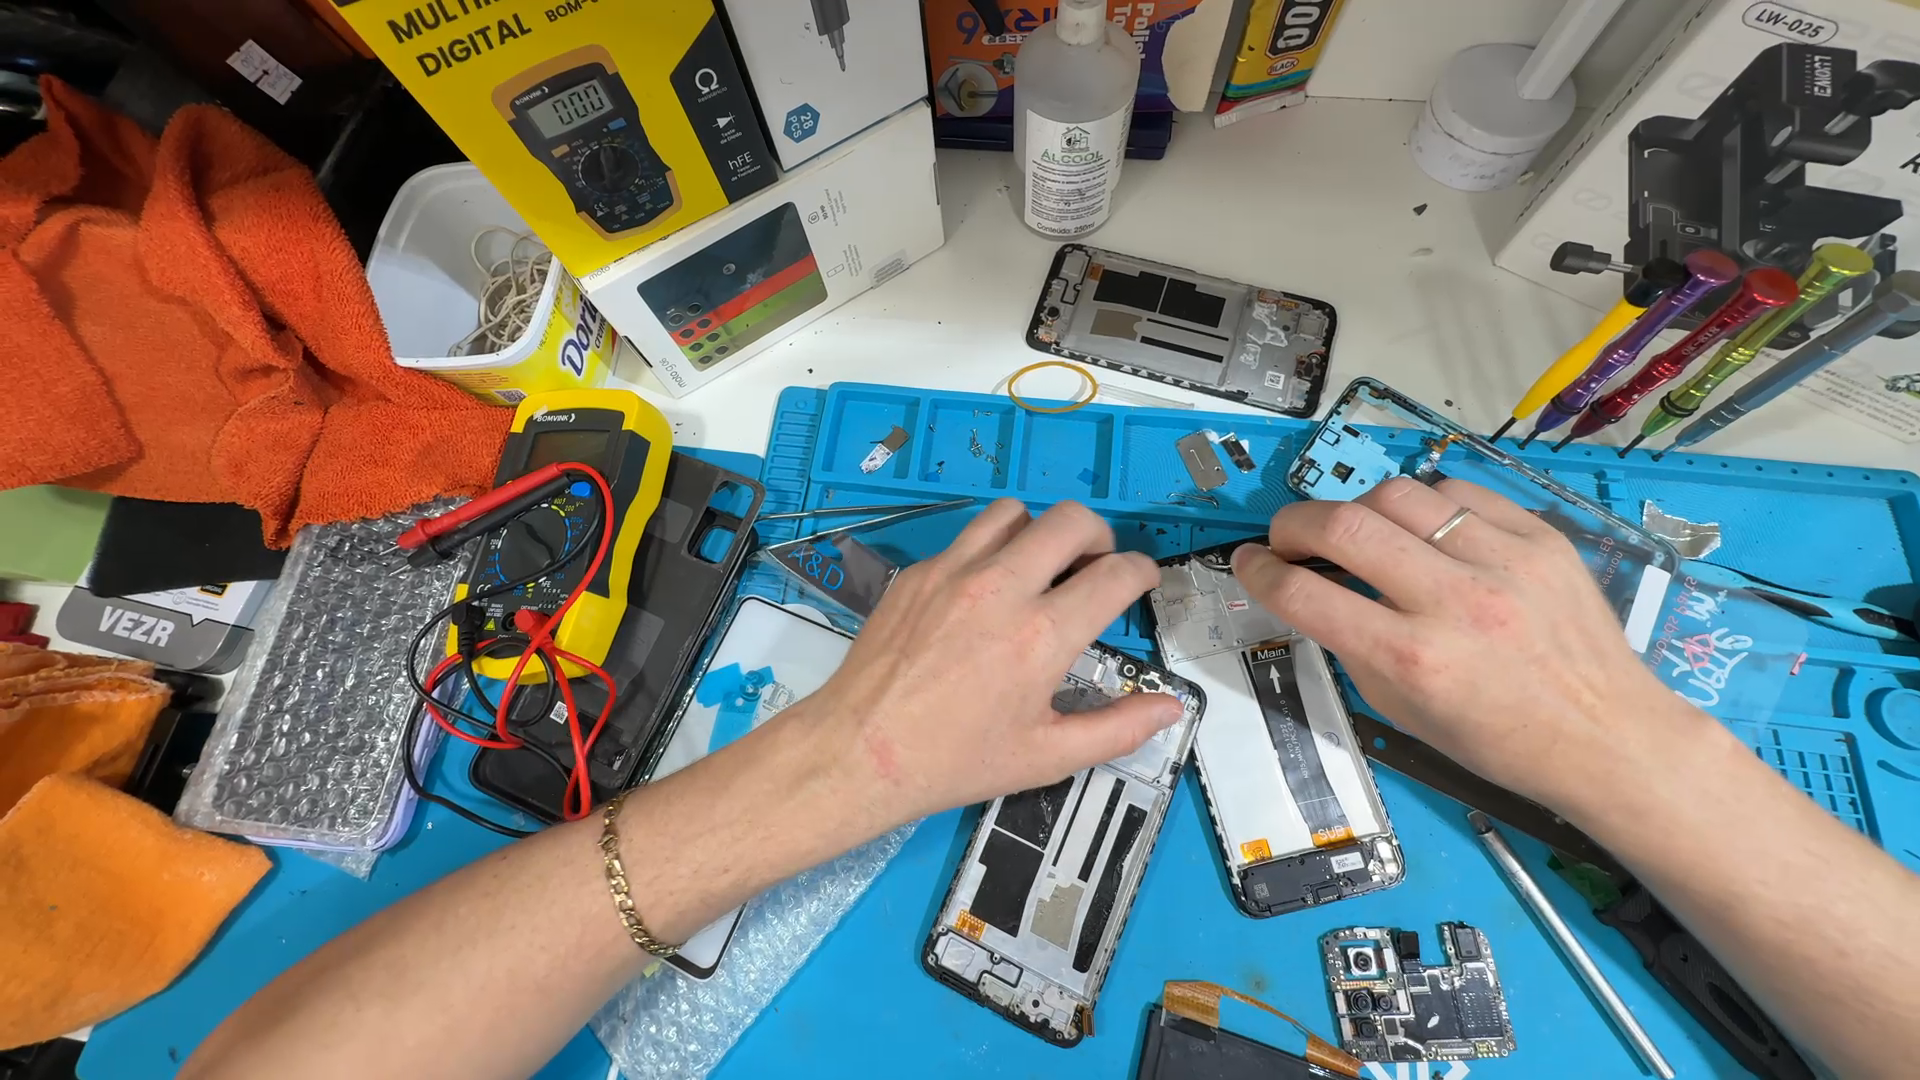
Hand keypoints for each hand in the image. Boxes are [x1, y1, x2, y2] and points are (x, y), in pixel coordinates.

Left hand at [807, 498, 1184, 825]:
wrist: (861, 750)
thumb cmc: (956, 761)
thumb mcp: (1046, 757)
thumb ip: (1117, 728)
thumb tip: (1170, 707)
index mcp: (1042, 635)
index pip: (1116, 574)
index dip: (1142, 572)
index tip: (1141, 581)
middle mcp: (1002, 588)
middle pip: (1072, 520)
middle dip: (1099, 537)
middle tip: (1093, 568)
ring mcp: (953, 571)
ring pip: (1015, 513)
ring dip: (1040, 532)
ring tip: (1038, 568)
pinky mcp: (918, 571)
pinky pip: (968, 537)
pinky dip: (990, 550)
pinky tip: (983, 590)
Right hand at [1230, 476, 1703, 813]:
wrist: (1610, 738)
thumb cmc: (1491, 738)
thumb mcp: (1396, 706)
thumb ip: (1347, 641)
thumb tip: (1309, 586)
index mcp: (1410, 658)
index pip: (1303, 593)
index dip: (1257, 571)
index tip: (1248, 563)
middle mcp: (1454, 602)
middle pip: (1341, 526)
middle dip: (1291, 524)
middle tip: (1286, 540)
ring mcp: (1504, 561)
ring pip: (1394, 495)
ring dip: (1354, 511)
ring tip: (1358, 535)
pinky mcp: (1542, 536)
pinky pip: (1454, 491)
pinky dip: (1419, 506)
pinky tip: (1420, 531)